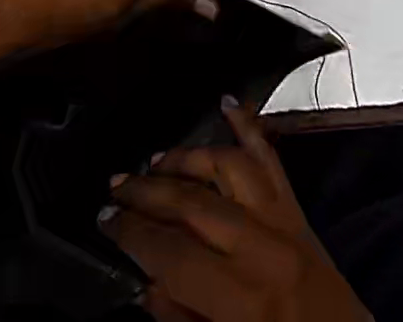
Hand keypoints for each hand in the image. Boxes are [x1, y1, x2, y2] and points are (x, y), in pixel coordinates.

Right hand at [107, 101, 371, 321]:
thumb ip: (181, 317)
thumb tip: (147, 280)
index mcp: (240, 295)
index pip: (170, 251)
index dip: (130, 233)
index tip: (103, 219)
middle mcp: (261, 246)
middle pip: (191, 203)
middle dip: (146, 193)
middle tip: (115, 185)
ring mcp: (283, 220)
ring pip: (226, 168)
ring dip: (186, 158)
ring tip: (154, 159)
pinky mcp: (298, 209)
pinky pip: (271, 158)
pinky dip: (248, 126)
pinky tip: (228, 103)